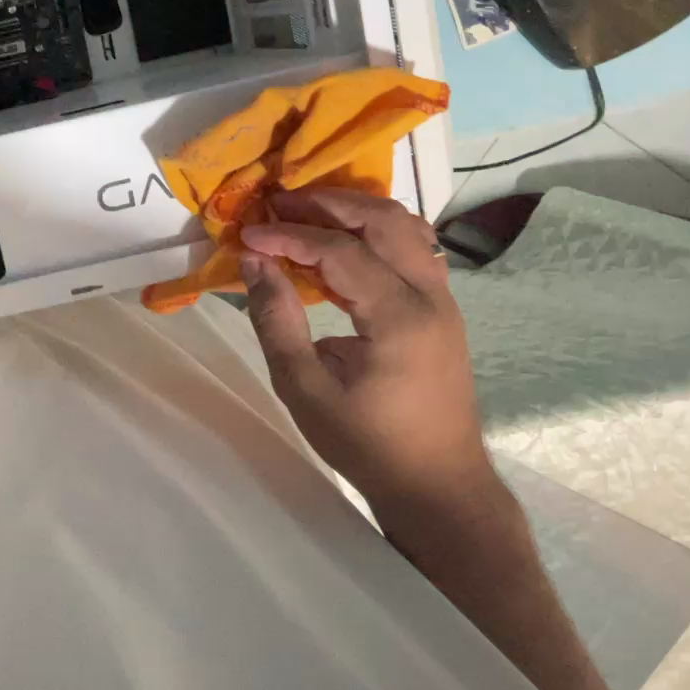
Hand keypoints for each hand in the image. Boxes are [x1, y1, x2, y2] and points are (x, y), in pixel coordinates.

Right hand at [238, 189, 494, 509]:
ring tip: (304, 215)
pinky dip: (370, 231)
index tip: (246, 235)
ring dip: (352, 211)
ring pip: (404, 226)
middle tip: (277, 206)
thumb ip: (275, 319)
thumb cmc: (366, 442)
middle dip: (326, 204)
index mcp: (399, 317)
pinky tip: (336, 243)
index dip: (288, 235)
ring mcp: (443, 300)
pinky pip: (410, 247)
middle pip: (384, 219)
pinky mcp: (441, 309)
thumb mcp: (302, 387)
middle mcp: (430, 297)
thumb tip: (253, 261)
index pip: (339, 251)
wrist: (438, 485)